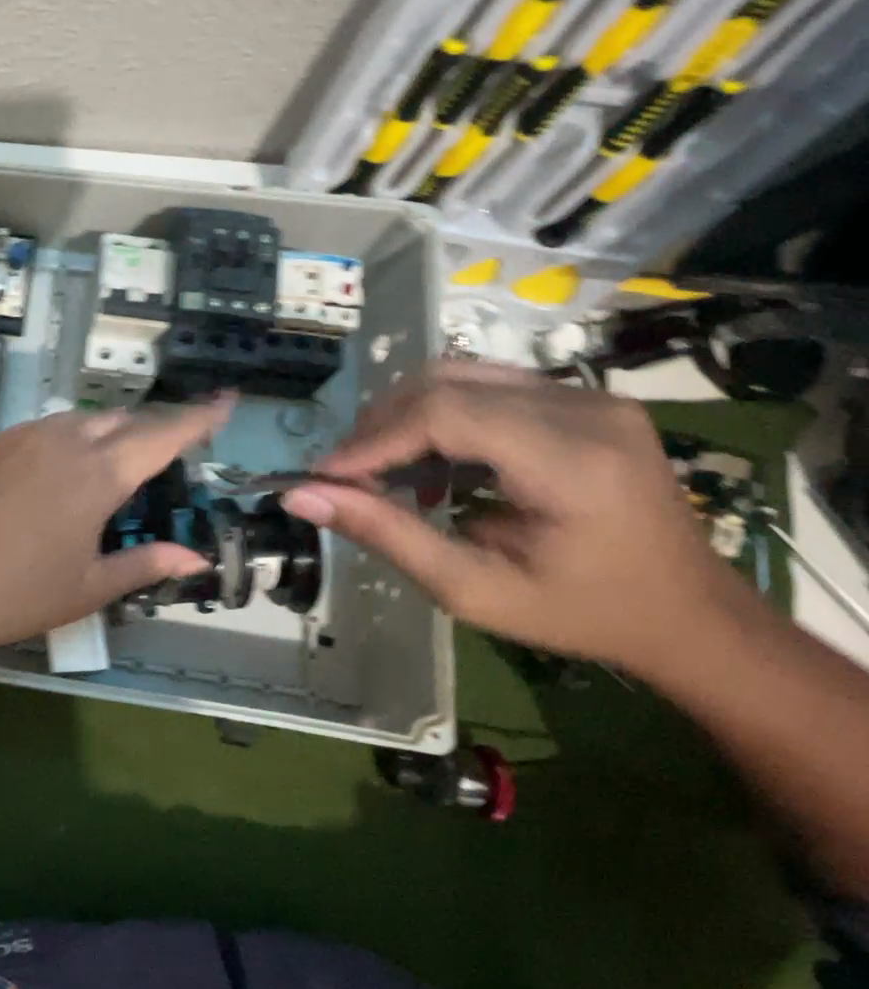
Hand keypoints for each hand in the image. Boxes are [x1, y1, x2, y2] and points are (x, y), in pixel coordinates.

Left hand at [0, 396, 235, 654]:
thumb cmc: (18, 594)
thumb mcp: (90, 586)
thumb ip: (146, 564)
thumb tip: (194, 558)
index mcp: (100, 475)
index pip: (163, 436)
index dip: (199, 419)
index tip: (226, 402)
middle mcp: (66, 443)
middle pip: (123, 422)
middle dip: (152, 432)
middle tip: (166, 461)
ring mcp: (25, 438)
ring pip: (83, 420)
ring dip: (110, 433)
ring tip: (116, 469)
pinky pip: (48, 428)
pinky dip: (71, 438)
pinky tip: (65, 471)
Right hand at [277, 362, 755, 674]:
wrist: (687, 612)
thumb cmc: (580, 613)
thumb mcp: (473, 590)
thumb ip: (386, 535)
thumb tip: (300, 496)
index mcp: (573, 461)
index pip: (444, 414)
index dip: (371, 439)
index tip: (324, 477)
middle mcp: (586, 409)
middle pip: (445, 383)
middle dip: (379, 427)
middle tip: (347, 480)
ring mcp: (589, 396)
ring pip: (458, 375)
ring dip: (403, 417)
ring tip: (384, 473)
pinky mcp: (582, 399)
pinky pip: (484, 385)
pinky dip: (437, 417)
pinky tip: (432, 465)